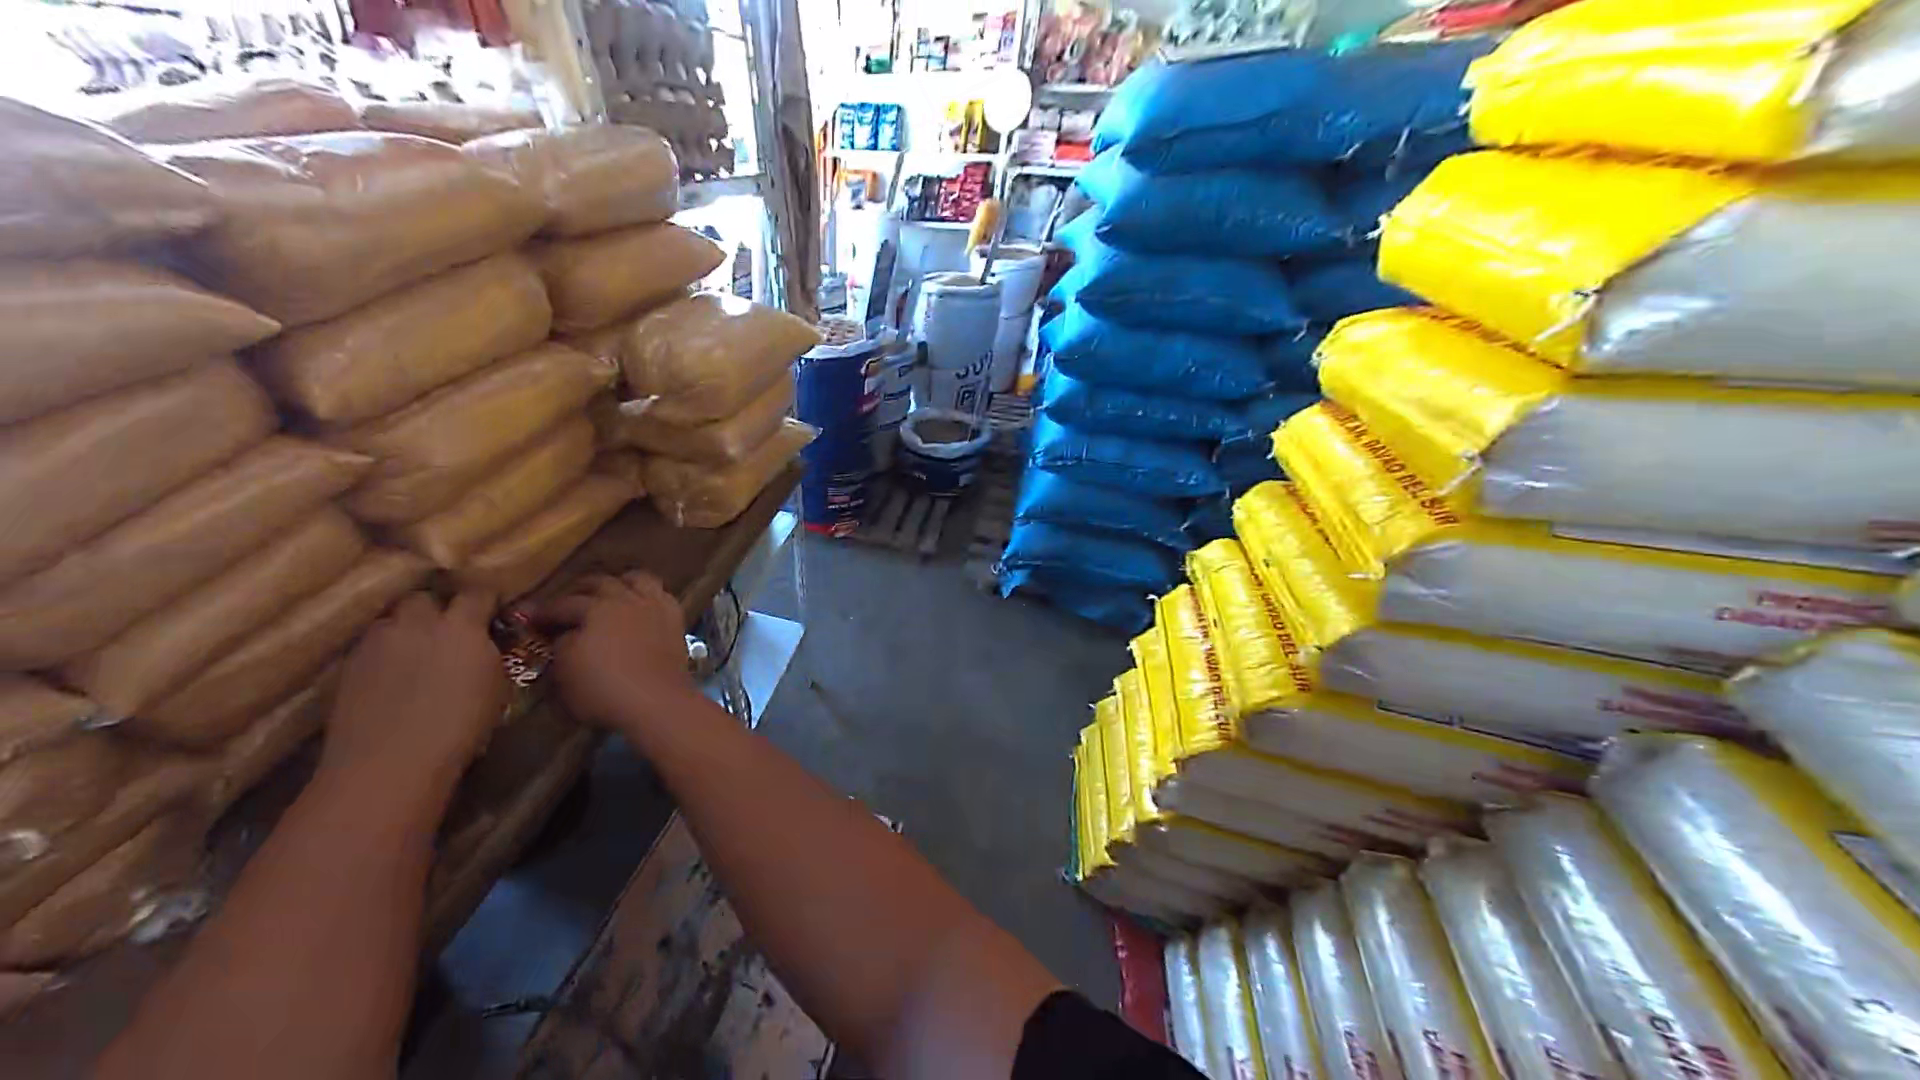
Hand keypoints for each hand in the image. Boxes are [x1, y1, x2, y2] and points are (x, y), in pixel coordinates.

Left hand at [319, 590, 505, 800]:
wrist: (391, 762)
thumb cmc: (460, 726)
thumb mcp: (496, 685)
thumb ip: (489, 654)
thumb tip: (485, 643)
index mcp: (461, 626)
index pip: (477, 593)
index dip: (485, 599)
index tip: (492, 610)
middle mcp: (416, 624)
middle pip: (424, 598)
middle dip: (436, 608)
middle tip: (447, 629)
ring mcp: (377, 643)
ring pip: (391, 621)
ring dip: (405, 629)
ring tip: (414, 651)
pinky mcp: (348, 666)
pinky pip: (371, 646)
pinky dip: (384, 654)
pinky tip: (391, 676)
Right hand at [528, 572, 695, 731]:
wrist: (657, 701)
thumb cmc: (604, 690)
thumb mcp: (565, 672)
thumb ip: (561, 646)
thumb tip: (565, 634)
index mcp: (595, 609)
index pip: (563, 604)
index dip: (545, 611)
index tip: (533, 619)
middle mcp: (626, 599)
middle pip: (600, 583)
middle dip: (579, 590)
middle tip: (568, 601)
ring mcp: (654, 606)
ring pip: (637, 578)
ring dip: (620, 582)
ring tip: (609, 593)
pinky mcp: (675, 618)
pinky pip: (662, 594)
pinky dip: (649, 594)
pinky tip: (642, 604)